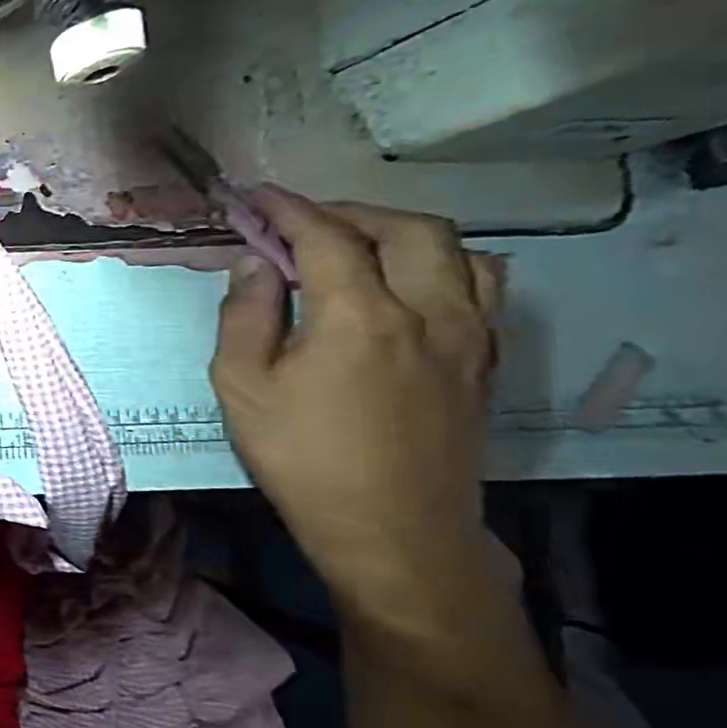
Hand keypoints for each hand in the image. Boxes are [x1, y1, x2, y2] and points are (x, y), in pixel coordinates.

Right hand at [210, 188, 504, 589]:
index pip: (326, 236)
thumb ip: (244, 314)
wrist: (391, 531)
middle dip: (349, 212)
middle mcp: (428, 311)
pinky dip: (444, 267)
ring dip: (404, 234)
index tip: (257, 196)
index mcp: (360, 316)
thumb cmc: (301, 458)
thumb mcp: (241, 386)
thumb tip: (255, 263)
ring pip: (458, 252)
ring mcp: (469, 337)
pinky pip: (482, 288)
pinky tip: (409, 287)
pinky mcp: (485, 363)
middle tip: (305, 223)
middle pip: (406, 228)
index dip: (288, 209)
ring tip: (362, 247)